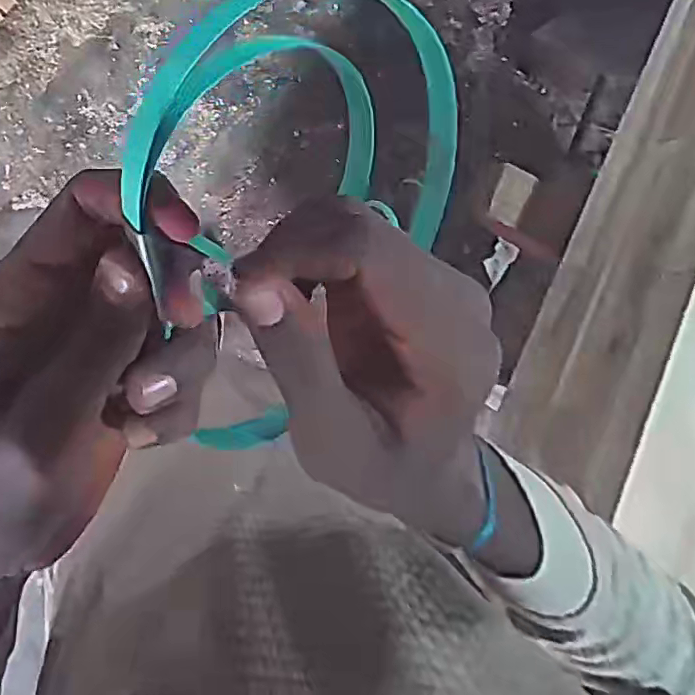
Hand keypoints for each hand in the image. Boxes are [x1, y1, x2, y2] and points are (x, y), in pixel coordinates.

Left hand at [0, 170, 215, 682]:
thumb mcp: (39, 419)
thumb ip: (91, 339)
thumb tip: (131, 260)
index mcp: (26, 283)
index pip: (85, 200)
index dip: (140, 197)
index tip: (185, 234)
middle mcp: (70, 295)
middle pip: (148, 248)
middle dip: (174, 291)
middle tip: (176, 332)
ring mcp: (104, 333)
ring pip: (175, 308)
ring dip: (175, 360)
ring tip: (134, 413)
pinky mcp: (131, 370)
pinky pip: (180, 359)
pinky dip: (174, 398)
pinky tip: (135, 434)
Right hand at [231, 198, 537, 574]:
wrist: (432, 474)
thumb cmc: (385, 468)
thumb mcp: (332, 437)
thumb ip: (298, 362)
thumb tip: (250, 285)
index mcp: (447, 336)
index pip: (368, 250)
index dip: (297, 251)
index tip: (243, 283)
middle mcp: (452, 288)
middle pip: (355, 225)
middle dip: (288, 247)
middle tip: (249, 292)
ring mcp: (433, 273)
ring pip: (348, 220)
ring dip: (293, 245)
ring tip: (268, 293)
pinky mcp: (409, 268)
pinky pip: (348, 234)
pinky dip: (305, 249)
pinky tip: (294, 290)